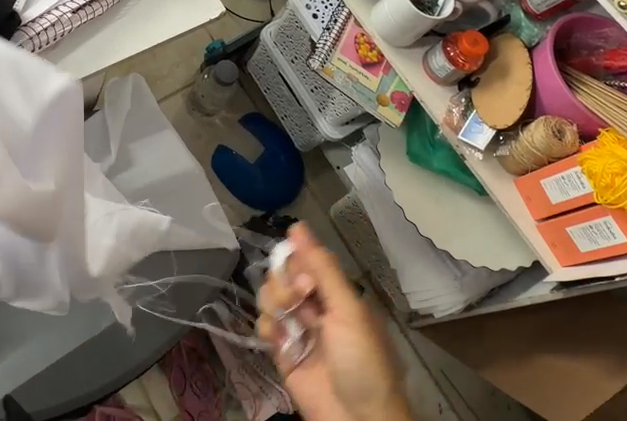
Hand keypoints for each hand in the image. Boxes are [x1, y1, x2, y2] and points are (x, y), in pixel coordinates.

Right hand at [256, 223, 410, 420]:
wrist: (357, 419)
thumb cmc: (361, 360)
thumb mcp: (348, 309)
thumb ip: (321, 266)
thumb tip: (298, 225)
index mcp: (335, 293)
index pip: (304, 260)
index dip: (298, 264)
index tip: (305, 281)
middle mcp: (315, 306)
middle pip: (283, 275)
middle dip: (286, 285)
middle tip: (301, 304)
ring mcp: (297, 329)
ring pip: (270, 297)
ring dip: (275, 304)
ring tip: (288, 326)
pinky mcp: (282, 352)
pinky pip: (264, 326)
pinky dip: (267, 328)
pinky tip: (277, 339)